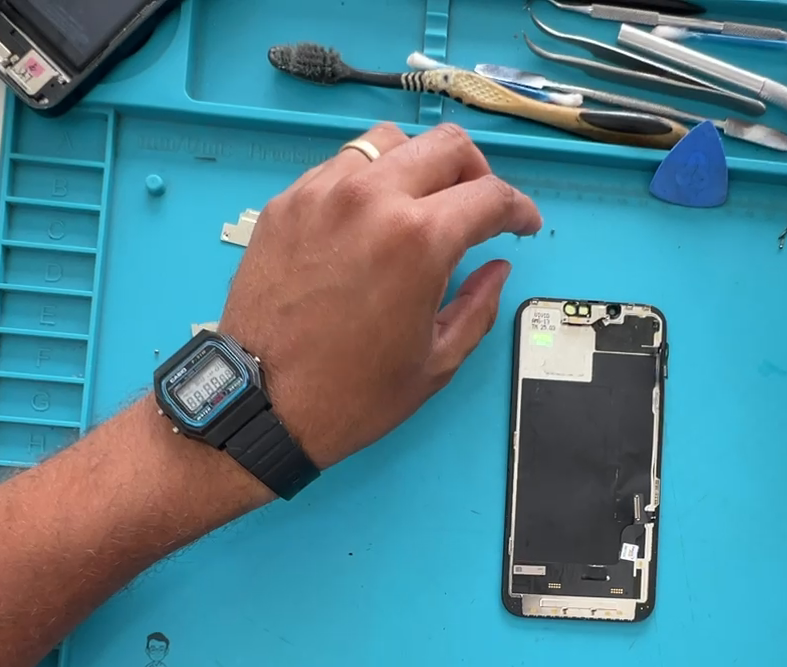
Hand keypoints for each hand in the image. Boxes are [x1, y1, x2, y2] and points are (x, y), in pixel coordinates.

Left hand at [218, 123, 543, 466]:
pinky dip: (370, 182)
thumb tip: (496, 269)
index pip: (489, 196)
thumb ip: (478, 309)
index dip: (518, 209)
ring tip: (423, 207)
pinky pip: (341, 167)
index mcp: (419, 240)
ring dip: (420, 167)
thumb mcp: (436, 363)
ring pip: (389, 144)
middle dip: (478, 174)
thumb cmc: (354, 395)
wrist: (263, 404)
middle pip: (446, 147)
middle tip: (479, 211)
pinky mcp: (286, 203)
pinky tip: (370, 221)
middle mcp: (372, 198)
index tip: (523, 224)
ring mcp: (322, 192)